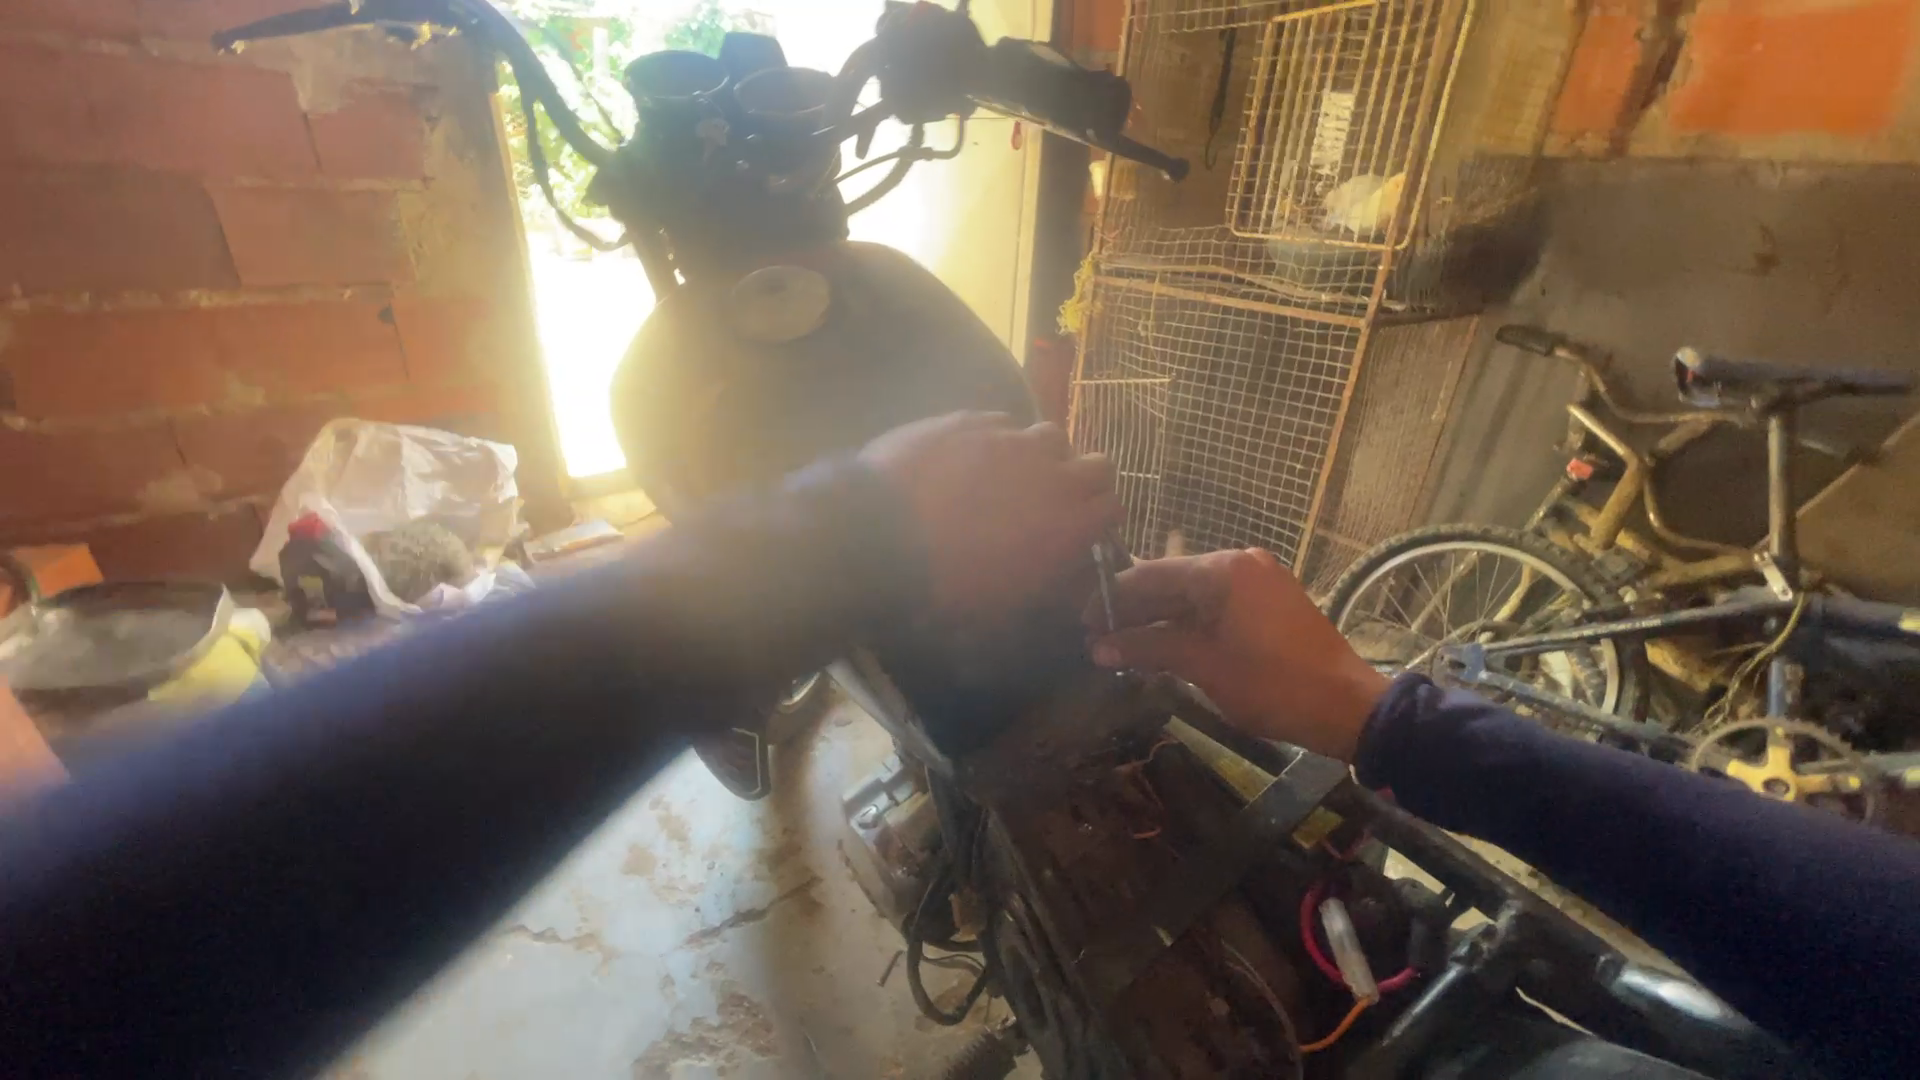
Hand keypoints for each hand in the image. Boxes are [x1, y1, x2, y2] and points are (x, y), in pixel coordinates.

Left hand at [860, 412, 1120, 623]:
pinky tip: (965, 459)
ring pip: (1049, 436)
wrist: (877, 537)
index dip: (1098, 519)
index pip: (1113, 508)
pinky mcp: (972, 419)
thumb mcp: (1004, 611)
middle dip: (1081, 481)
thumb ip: (1048, 590)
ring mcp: (1012, 440)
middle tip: (1051, 499)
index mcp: (1069, 524)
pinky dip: (994, 440)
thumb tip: (1069, 583)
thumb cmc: (944, 587)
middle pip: (1097, 465)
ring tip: (1008, 474)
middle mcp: (1052, 474)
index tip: (1080, 530)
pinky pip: (1000, 423)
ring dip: (1040, 456)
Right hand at [1083, 549, 1388, 760]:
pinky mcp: (1266, 602)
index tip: (1082, 621)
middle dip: (1132, 612)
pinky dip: (1185, 625)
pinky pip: (1213, 606)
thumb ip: (1148, 649)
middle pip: (1169, 582)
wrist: (1349, 708)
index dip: (1111, 598)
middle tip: (1097, 638)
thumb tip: (1098, 648)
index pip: (1150, 574)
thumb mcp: (1203, 666)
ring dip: (1157, 621)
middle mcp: (1239, 563)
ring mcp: (1256, 581)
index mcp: (1223, 570)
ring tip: (1121, 647)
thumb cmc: (1273, 684)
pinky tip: (1160, 646)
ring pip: (1190, 596)